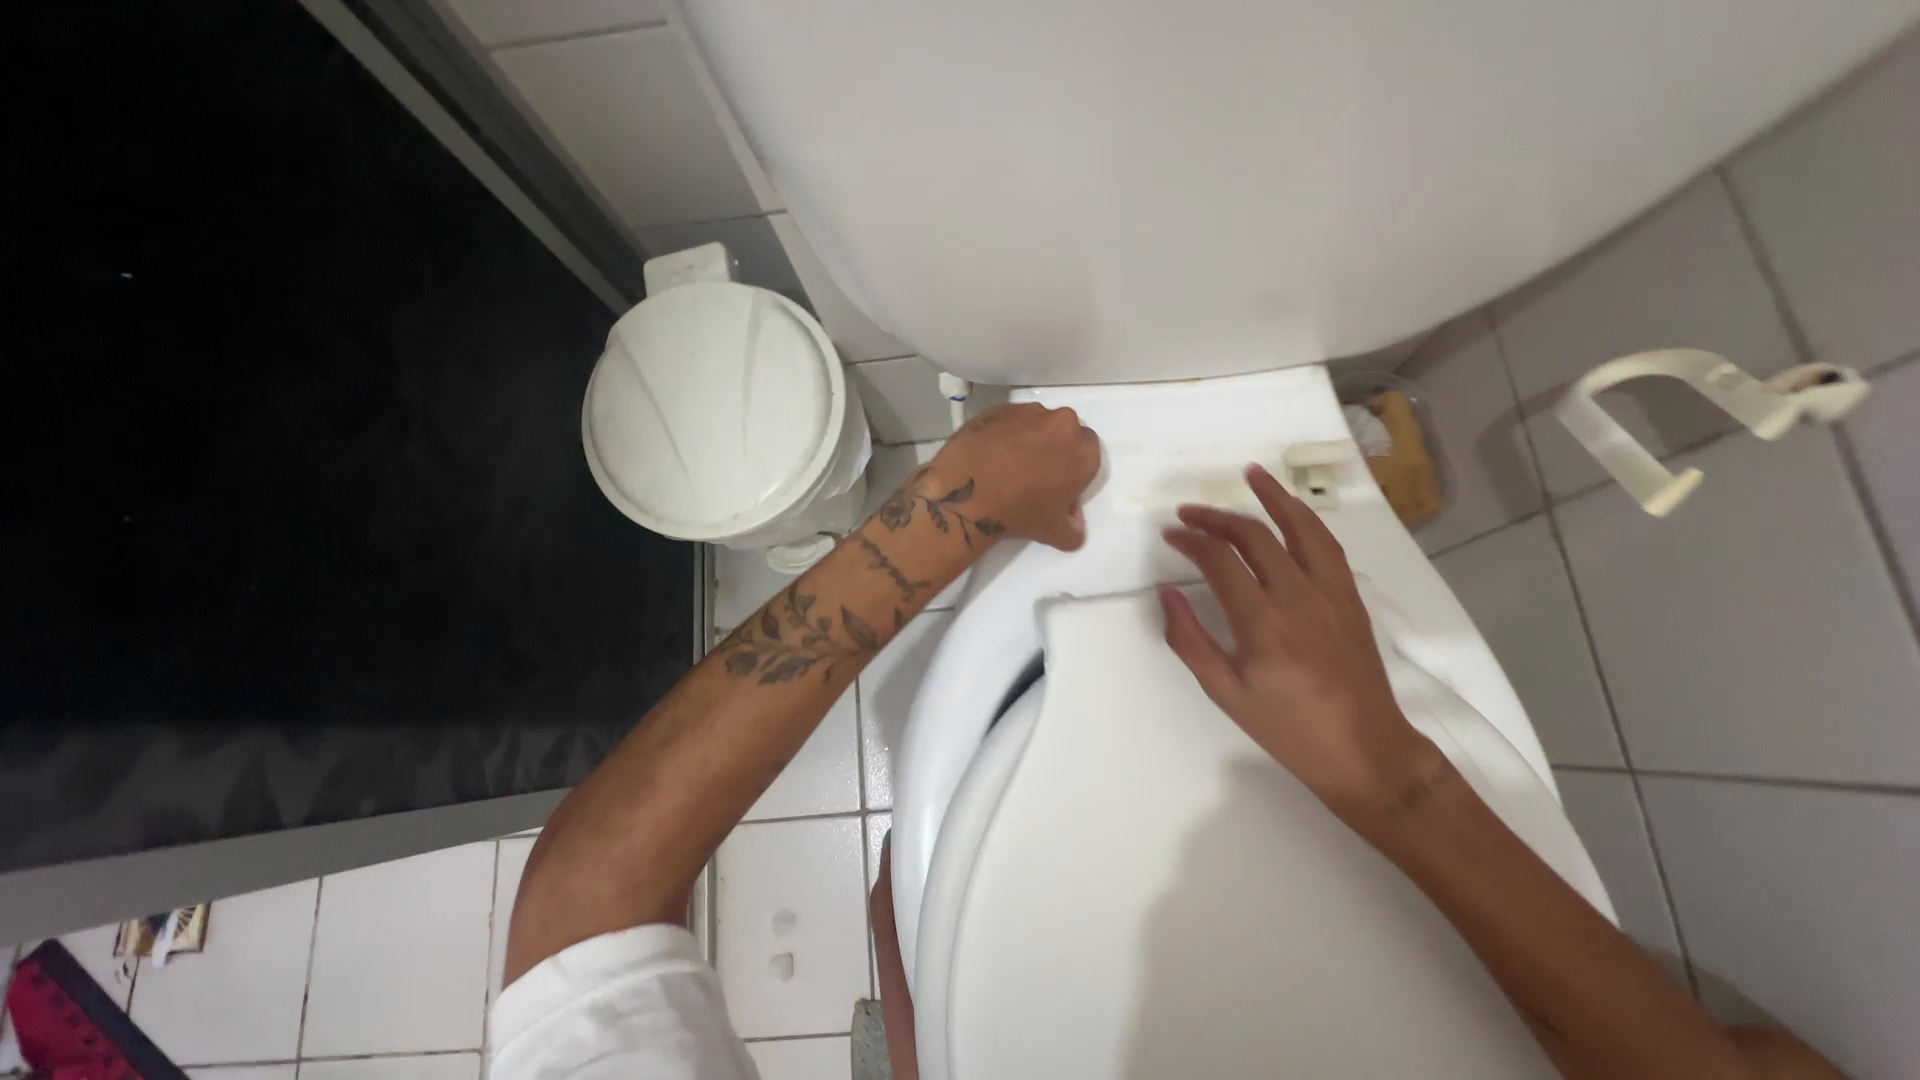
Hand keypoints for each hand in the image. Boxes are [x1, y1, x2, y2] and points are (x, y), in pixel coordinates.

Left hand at [918, 402, 1100, 550]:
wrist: (965, 495)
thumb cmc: (1017, 512)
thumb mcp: (1052, 532)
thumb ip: (1074, 529)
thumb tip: (1075, 526)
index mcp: (1084, 453)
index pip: (1088, 454)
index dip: (1072, 467)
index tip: (1057, 482)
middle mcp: (1063, 424)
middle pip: (1065, 433)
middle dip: (1054, 448)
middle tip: (1034, 471)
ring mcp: (1030, 412)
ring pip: (1038, 422)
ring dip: (1030, 437)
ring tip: (1008, 461)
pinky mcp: (1002, 407)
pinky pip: (1011, 419)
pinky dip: (1006, 431)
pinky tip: (992, 452)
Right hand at [1159, 464, 1436, 812]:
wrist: (1363, 748)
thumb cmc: (1287, 727)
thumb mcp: (1225, 692)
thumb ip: (1189, 640)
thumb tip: (1166, 594)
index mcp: (1262, 623)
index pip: (1219, 561)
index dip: (1191, 540)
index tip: (1171, 535)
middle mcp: (1298, 596)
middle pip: (1255, 536)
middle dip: (1218, 517)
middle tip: (1190, 513)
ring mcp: (1331, 593)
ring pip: (1300, 529)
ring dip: (1274, 498)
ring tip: (1252, 475)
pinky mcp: (1350, 598)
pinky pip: (1327, 546)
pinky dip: (1306, 521)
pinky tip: (1292, 513)